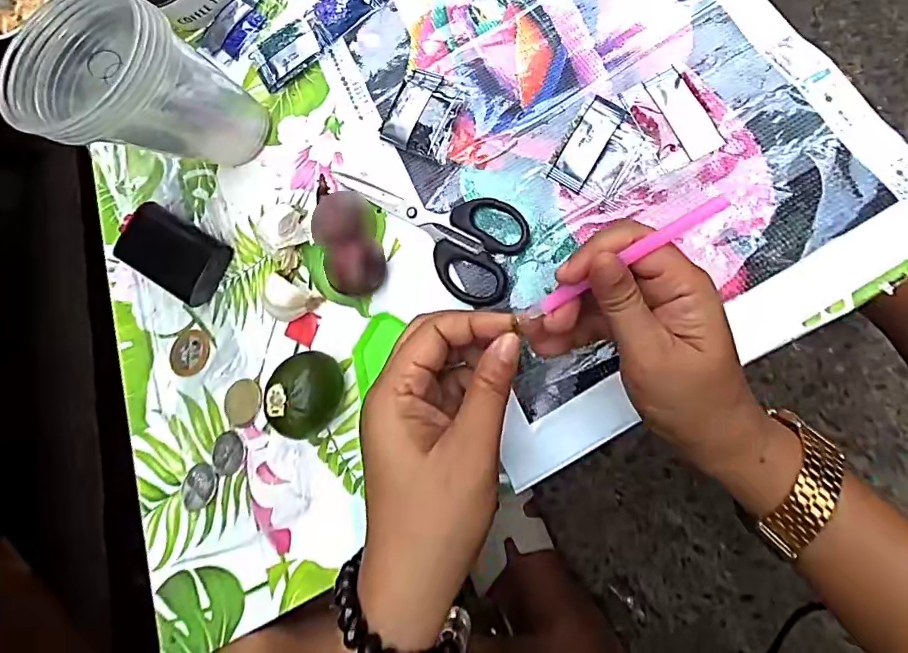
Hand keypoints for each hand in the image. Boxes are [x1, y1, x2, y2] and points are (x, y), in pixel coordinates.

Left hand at [358, 311, 519, 647]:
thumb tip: (508, 338)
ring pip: (441, 362)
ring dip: (475, 356)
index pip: (430, 331)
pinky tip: (500, 384)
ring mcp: (406, 410)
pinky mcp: (421, 427)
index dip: (473, 321)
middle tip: (516, 336)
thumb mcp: (471, 449)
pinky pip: (447, 388)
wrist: (413, 586)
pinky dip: (474, 382)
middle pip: (431, 340)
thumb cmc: (434, 525)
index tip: (513, 325)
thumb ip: (491, 387)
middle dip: (473, 332)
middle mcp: (392, 394)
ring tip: (514, 357)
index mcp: (391, 392)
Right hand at [520, 222, 795, 513]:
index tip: (567, 278)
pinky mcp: (635, 318)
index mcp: (683, 283)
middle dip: (575, 287)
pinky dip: (575, 325)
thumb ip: (622, 302)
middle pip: (608, 263)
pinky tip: (555, 340)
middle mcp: (666, 284)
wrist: (713, 441)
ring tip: (546, 334)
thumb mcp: (651, 353)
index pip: (634, 241)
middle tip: (553, 316)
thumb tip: (600, 258)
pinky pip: (598, 310)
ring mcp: (649, 301)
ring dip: (568, 309)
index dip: (595, 252)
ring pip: (597, 287)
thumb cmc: (697, 404)